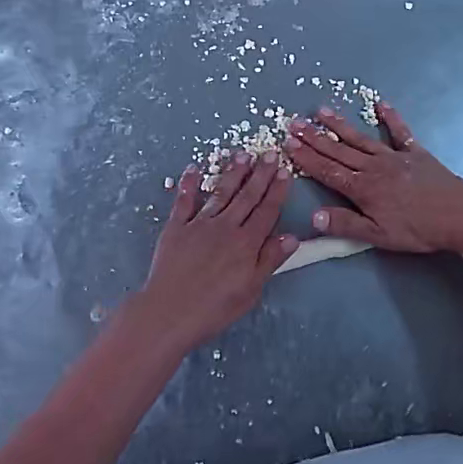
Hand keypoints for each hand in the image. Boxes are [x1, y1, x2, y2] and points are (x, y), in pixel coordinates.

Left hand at [130, 152, 297, 349]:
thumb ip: (269, 260)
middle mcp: (225, 227)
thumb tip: (292, 237)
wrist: (170, 310)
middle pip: (246, 196)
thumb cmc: (214, 308)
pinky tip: (193, 168)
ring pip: (220, 192)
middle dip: (260, 174)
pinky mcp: (176, 226)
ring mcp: (199, 223)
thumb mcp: (250, 290)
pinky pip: (184, 200)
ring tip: (243, 155)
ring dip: (233, 173)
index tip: (284, 172)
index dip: (277, 191)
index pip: (267, 211)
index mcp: (246, 244)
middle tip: (269, 153)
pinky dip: (189, 183)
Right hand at [284, 102, 462, 253]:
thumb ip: (346, 225)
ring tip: (320, 111)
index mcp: (362, 188)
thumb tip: (313, 217)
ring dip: (339, 125)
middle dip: (313, 137)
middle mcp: (372, 167)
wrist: (460, 214)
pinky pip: (399, 133)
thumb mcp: (379, 235)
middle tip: (293, 123)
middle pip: (337, 151)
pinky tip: (381, 104)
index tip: (287, 144)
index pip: (327, 171)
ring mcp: (393, 156)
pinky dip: (390, 118)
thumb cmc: (419, 229)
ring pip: (360, 139)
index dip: (306, 157)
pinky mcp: (414, 152)